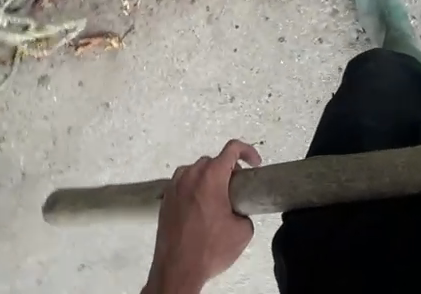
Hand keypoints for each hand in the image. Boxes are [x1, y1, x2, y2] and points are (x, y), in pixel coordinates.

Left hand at [142, 139, 262, 293]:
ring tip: (216, 201)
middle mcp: (191, 174)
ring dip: (209, 179)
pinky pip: (183, 184)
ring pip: (196, 171)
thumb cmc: (210, 249)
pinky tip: (199, 209)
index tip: (255, 165)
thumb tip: (239, 209)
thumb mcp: (243, 231)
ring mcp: (175, 185)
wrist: (177, 270)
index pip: (233, 148)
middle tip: (235, 190)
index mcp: (212, 176)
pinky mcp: (165, 198)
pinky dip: (193, 190)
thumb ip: (245, 210)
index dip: (248, 151)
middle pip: (214, 162)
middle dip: (228, 171)